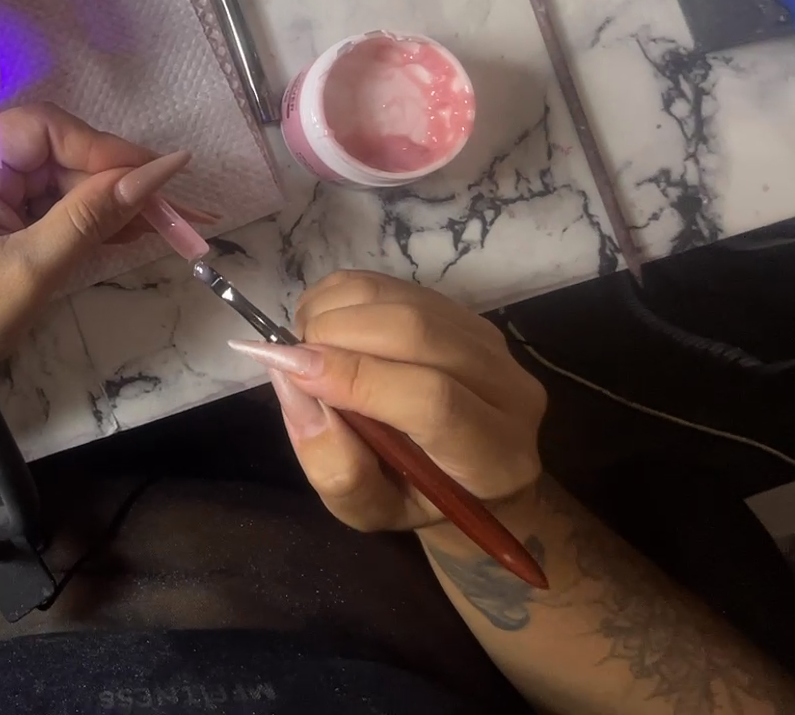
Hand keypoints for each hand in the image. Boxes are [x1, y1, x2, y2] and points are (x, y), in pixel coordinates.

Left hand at [0, 104, 204, 431]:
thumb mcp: (31, 268)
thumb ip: (93, 216)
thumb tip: (164, 169)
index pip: (46, 128)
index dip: (105, 148)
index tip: (164, 174)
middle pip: (62, 154)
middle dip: (119, 181)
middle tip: (179, 211)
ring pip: (66, 183)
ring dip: (115, 204)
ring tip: (175, 224)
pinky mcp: (4, 224)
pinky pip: (57, 210)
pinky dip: (95, 223)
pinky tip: (138, 232)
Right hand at [234, 271, 546, 531]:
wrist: (459, 471)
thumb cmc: (410, 496)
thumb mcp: (368, 510)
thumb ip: (333, 465)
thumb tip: (291, 382)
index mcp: (493, 456)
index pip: (432, 399)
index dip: (353, 376)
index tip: (288, 368)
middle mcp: (507, 390)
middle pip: (415, 332)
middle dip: (333, 334)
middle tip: (291, 358)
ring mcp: (485, 341)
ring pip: (396, 300)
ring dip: (330, 312)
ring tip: (305, 345)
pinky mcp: (455, 310)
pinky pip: (385, 284)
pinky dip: (334, 296)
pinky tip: (321, 327)